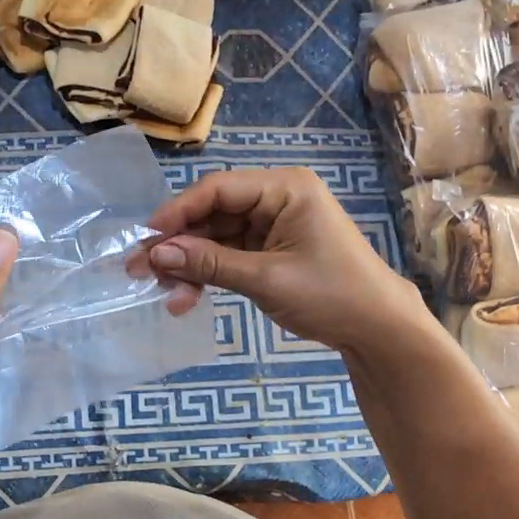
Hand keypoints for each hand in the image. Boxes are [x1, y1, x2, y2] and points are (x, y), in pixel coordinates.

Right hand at [131, 168, 429, 353]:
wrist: (378, 329)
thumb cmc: (331, 295)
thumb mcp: (266, 280)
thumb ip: (210, 264)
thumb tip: (156, 255)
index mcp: (285, 189)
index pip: (218, 189)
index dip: (178, 212)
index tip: (145, 238)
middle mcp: (276, 198)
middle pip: (213, 213)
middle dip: (179, 244)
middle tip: (140, 270)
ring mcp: (273, 224)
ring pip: (217, 237)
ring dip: (190, 264)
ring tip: (162, 292)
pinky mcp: (272, 250)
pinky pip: (230, 255)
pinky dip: (209, 274)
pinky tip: (186, 297)